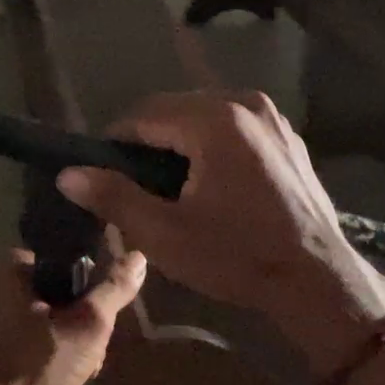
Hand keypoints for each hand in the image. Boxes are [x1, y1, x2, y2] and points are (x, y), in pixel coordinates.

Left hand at [0, 248, 145, 384]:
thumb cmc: (39, 362)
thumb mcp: (89, 322)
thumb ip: (114, 288)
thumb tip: (137, 256)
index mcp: (14, 273)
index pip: (65, 261)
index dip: (89, 283)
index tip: (103, 308)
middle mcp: (3, 292)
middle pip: (65, 295)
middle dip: (86, 321)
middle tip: (95, 343)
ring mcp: (1, 327)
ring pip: (58, 324)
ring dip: (78, 344)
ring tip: (86, 367)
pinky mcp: (5, 356)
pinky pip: (44, 347)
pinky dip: (60, 360)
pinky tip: (72, 380)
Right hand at [56, 91, 384, 366]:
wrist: (317, 280)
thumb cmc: (236, 257)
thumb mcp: (165, 234)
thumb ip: (114, 197)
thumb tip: (68, 174)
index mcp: (215, 120)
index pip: (144, 114)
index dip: (115, 142)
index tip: (101, 174)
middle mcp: (245, 104)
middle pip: (175, 110)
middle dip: (148, 141)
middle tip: (132, 185)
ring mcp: (272, 118)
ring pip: (204, 117)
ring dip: (179, 142)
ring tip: (167, 186)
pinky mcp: (287, 137)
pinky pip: (233, 128)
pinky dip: (211, 145)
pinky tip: (208, 184)